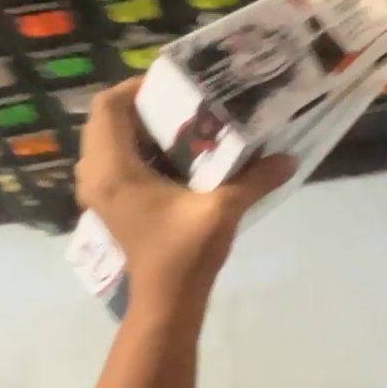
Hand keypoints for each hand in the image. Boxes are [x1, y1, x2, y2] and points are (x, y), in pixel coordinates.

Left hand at [76, 78, 295, 306]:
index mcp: (114, 169)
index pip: (108, 107)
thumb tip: (290, 158)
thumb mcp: (223, 210)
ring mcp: (99, 192)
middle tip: (180, 102)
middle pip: (104, 120)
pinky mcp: (110, 204)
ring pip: (105, 141)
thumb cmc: (185, 253)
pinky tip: (171, 155)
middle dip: (139, 105)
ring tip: (177, 124)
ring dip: (136, 128)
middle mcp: (97, 175)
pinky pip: (111, 160)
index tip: (173, 85)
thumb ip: (255, 179)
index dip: (136, 87)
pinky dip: (134, 149)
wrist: (166, 302)